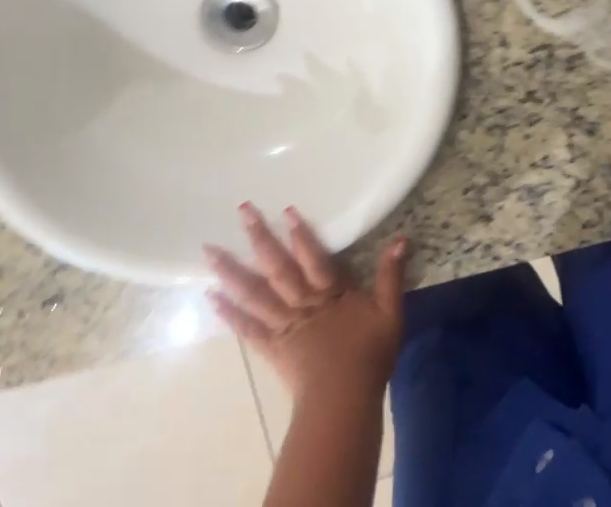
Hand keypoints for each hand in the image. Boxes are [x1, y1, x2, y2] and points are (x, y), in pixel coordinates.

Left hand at [206, 204, 409, 400]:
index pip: (314, 258)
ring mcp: (282, 325)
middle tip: (242, 212)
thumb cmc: (369, 356)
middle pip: (278, 268)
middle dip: (260, 239)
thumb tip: (401, 239)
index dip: (301, 235)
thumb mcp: (390, 314)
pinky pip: (246, 327)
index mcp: (331, 294)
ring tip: (210, 252)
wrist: (343, 400)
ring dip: (232, 271)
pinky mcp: (270, 346)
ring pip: (254, 294)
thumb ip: (391, 276)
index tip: (285, 210)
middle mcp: (302, 304)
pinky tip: (212, 297)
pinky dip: (228, 312)